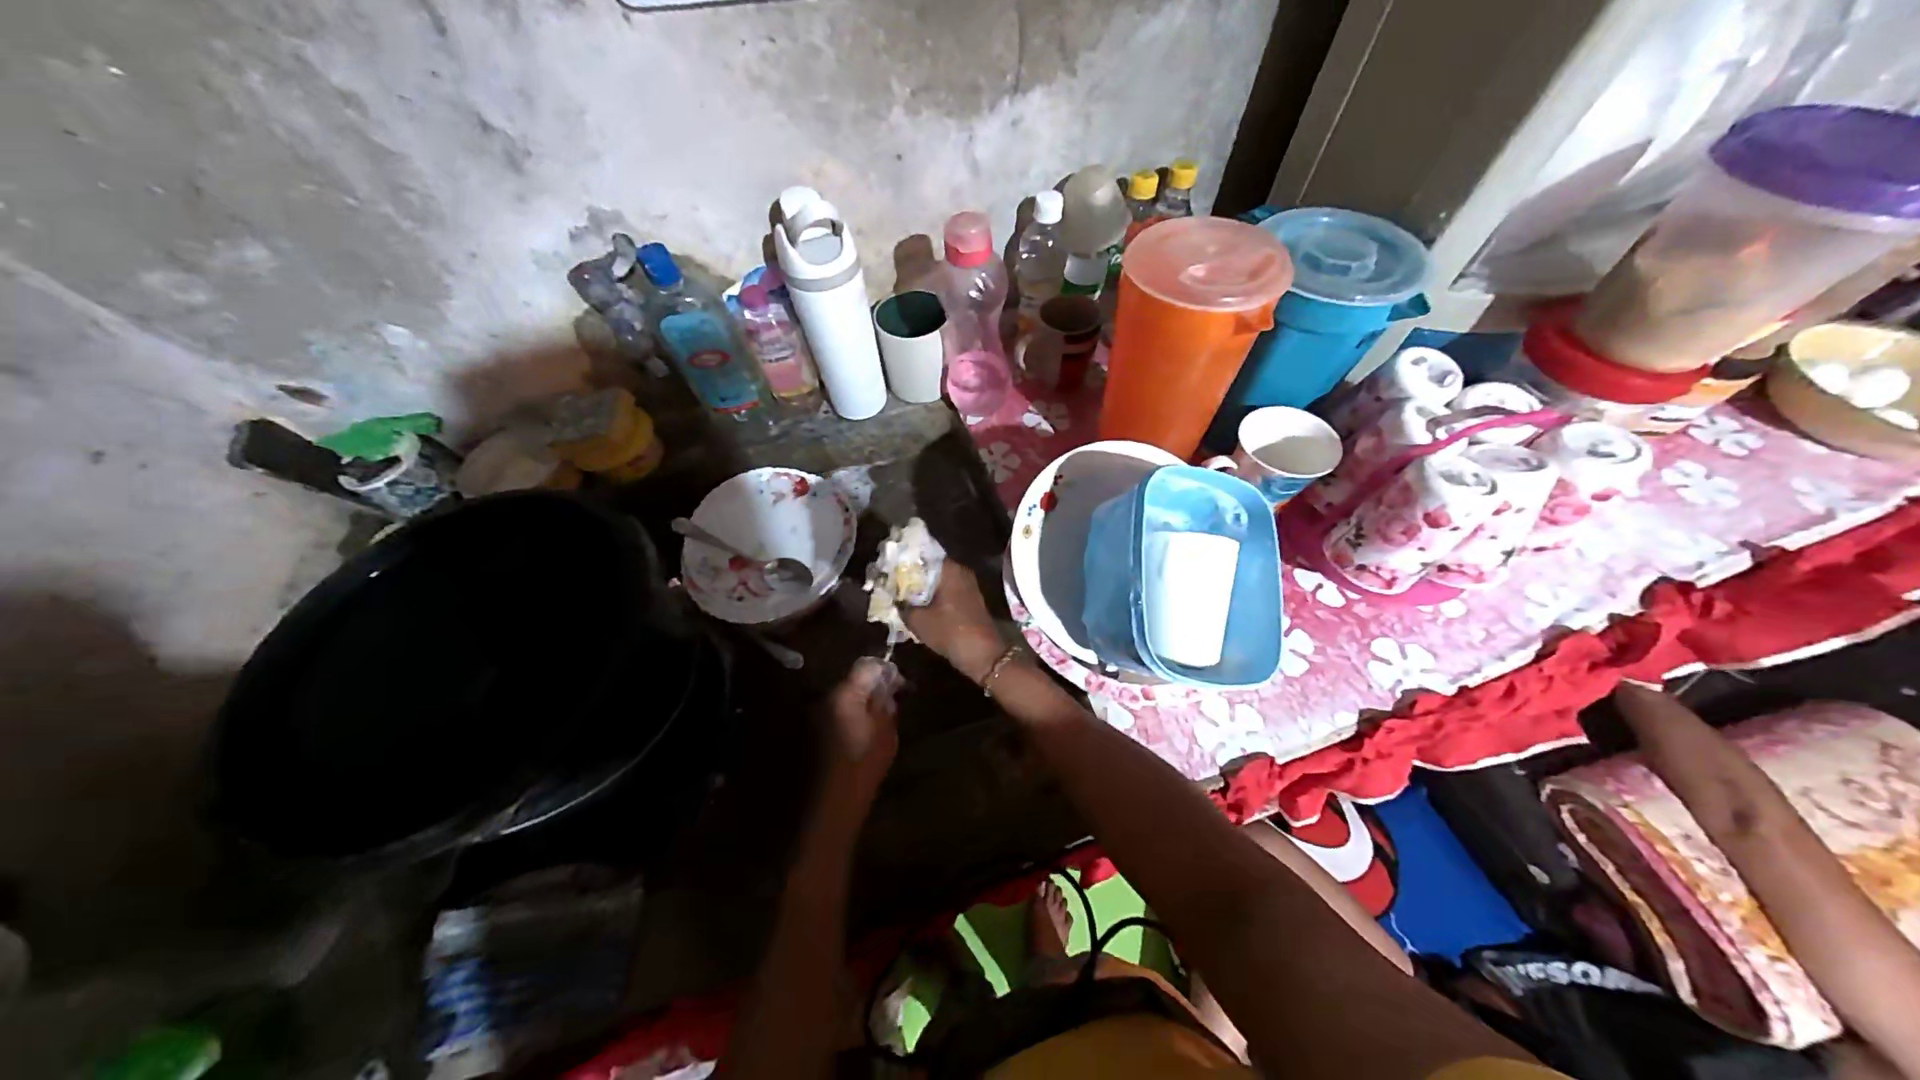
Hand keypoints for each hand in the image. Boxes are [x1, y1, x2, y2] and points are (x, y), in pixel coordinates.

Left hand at [821, 658, 901, 807]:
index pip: (867, 665)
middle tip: (891, 701)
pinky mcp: (815, 728)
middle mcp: (827, 696)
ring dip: (861, 700)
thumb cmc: (865, 762)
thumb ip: (886, 701)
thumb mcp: (886, 729)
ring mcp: (817, 712)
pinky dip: (850, 713)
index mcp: (846, 693)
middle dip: (873, 686)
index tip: (900, 686)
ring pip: (845, 695)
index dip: (886, 671)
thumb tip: (888, 684)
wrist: (835, 797)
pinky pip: (837, 710)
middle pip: (854, 679)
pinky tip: (862, 730)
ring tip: (877, 718)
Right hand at [902, 563, 1004, 682]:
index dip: (903, 563)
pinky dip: (933, 597)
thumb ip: (902, 605)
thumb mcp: (917, 620)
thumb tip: (894, 598)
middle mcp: (960, 572)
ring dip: (921, 589)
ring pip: (938, 581)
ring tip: (901, 596)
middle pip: (930, 568)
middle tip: (891, 584)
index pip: (921, 556)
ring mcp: (967, 585)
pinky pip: (946, 591)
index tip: (887, 570)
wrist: (982, 654)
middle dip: (911, 577)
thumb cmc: (949, 631)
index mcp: (950, 569)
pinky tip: (919, 606)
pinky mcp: (969, 599)